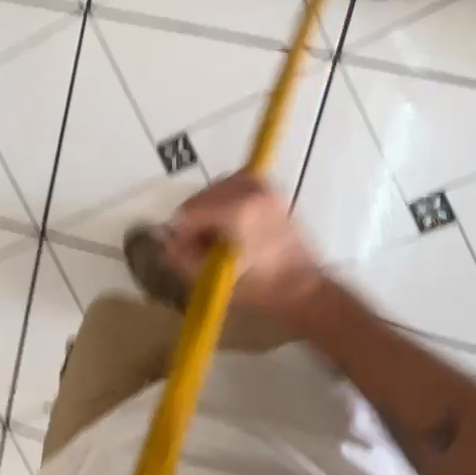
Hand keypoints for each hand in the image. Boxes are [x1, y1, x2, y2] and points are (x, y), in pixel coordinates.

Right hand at [161, 172, 330, 325]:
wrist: (306, 289)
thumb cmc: (263, 288)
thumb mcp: (217, 277)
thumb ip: (185, 258)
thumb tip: (169, 244)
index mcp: (238, 210)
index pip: (189, 211)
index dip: (181, 233)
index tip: (182, 250)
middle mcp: (252, 190)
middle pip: (202, 196)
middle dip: (195, 219)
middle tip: (197, 244)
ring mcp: (265, 187)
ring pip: (219, 187)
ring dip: (209, 208)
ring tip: (214, 234)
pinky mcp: (273, 191)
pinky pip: (237, 185)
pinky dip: (226, 199)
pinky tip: (229, 221)